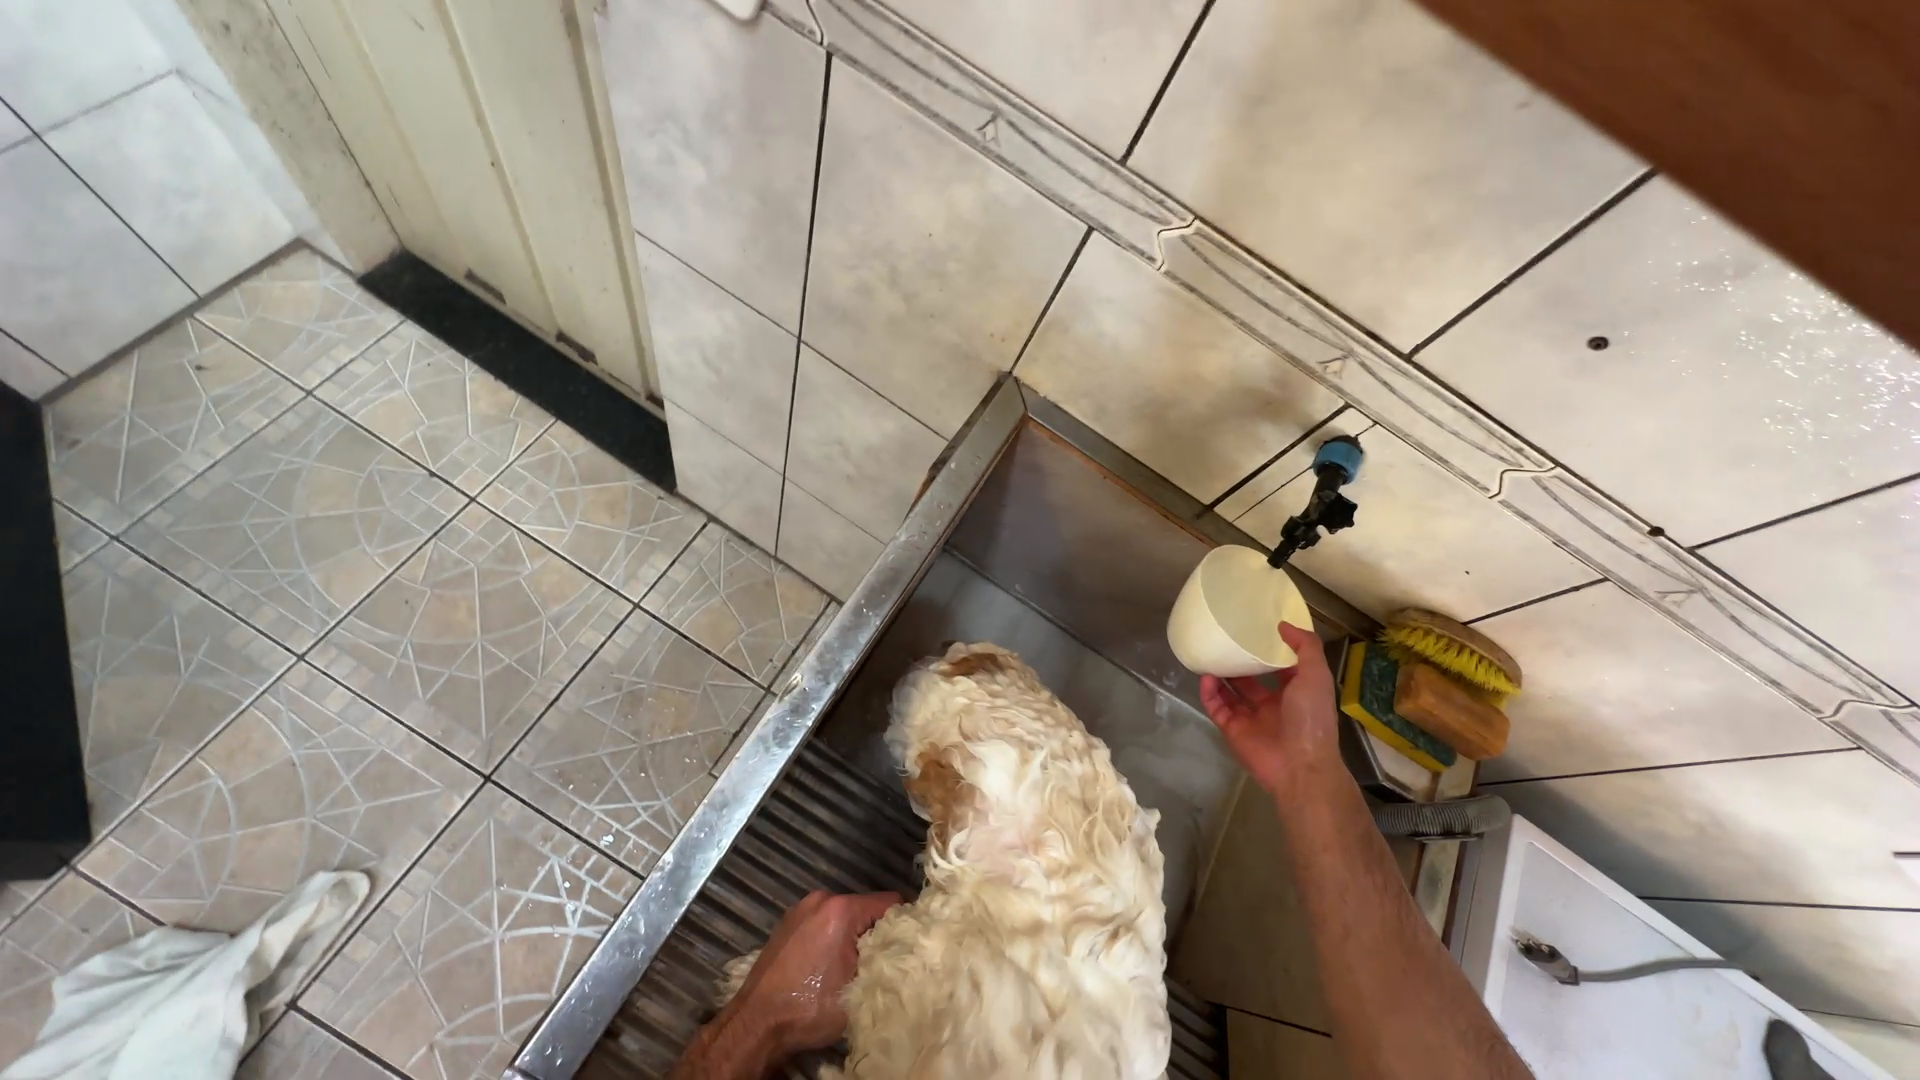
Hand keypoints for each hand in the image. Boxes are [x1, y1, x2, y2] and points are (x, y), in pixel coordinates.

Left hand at [729, 890, 899, 1055]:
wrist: (758, 1022)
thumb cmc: (810, 1007)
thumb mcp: (858, 988)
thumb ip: (883, 961)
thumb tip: (901, 951)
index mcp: (841, 909)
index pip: (890, 903)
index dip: (902, 925)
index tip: (904, 947)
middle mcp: (822, 899)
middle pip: (866, 907)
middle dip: (875, 932)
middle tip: (877, 962)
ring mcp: (802, 908)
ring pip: (844, 915)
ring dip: (852, 935)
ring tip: (851, 966)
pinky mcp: (788, 921)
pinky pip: (823, 920)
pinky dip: (831, 936)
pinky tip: (827, 964)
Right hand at [1200, 623, 1343, 794]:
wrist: (1299, 764)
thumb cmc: (1311, 717)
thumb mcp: (1316, 675)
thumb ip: (1305, 647)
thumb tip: (1283, 626)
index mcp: (1296, 693)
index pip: (1281, 669)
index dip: (1271, 653)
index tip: (1256, 632)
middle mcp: (1274, 705)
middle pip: (1252, 681)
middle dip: (1239, 664)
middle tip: (1225, 643)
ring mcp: (1251, 718)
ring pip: (1231, 693)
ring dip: (1220, 676)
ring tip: (1210, 656)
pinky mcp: (1232, 730)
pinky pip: (1217, 708)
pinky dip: (1209, 693)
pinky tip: (1205, 677)